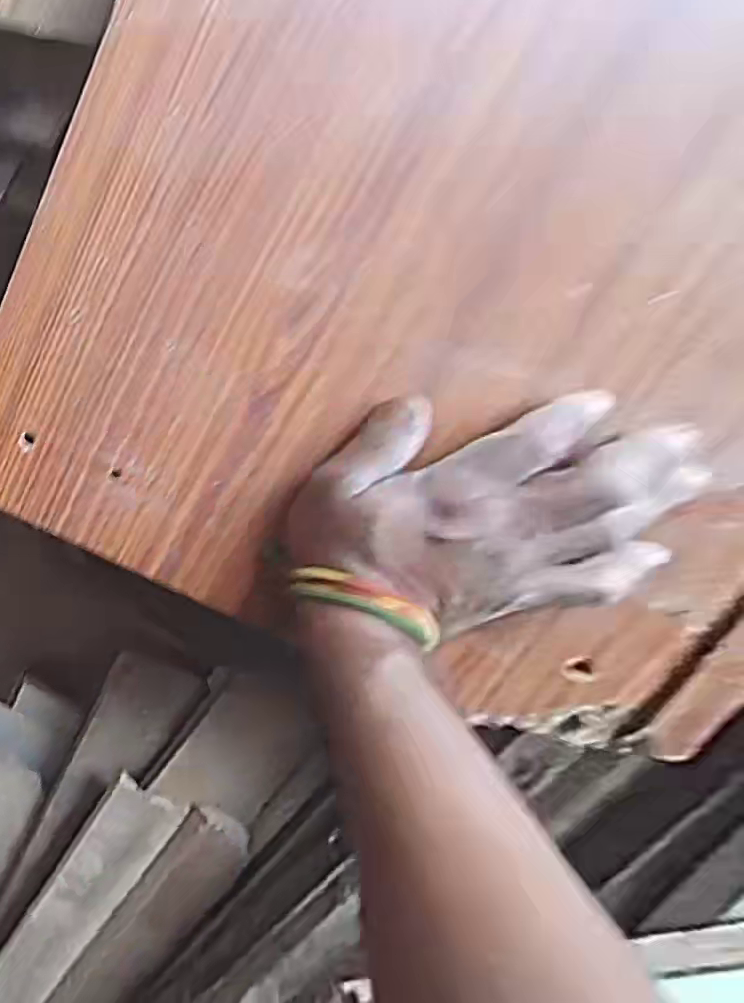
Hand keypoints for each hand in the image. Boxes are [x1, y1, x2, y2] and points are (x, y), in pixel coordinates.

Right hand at [284, 392, 708, 639]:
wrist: (355, 620)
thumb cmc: (338, 547)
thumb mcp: (333, 487)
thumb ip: (375, 446)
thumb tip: (411, 405)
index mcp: (461, 491)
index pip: (530, 446)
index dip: (569, 420)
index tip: (599, 402)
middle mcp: (510, 522)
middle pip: (598, 486)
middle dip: (645, 458)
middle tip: (681, 437)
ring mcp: (525, 562)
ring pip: (610, 528)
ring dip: (656, 502)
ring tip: (688, 477)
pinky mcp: (524, 595)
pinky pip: (594, 583)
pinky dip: (631, 568)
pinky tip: (652, 555)